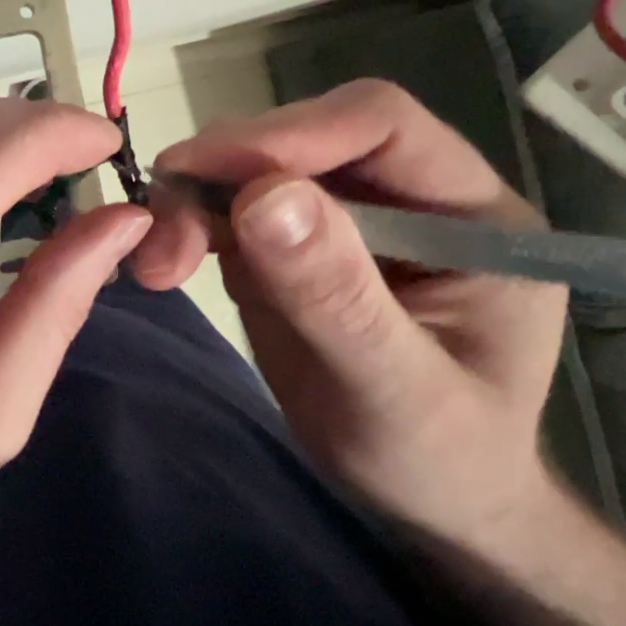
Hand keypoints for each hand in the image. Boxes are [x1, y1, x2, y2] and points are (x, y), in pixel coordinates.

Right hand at [130, 79, 566, 542]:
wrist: (420, 498)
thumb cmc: (437, 457)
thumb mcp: (395, 391)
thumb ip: (336, 295)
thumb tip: (262, 194)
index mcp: (469, 215)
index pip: (381, 128)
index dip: (292, 134)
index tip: (206, 171)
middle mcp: (404, 196)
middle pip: (303, 136)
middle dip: (224, 170)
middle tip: (159, 227)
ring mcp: (342, 216)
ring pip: (251, 165)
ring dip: (191, 198)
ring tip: (156, 260)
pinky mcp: (287, 240)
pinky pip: (224, 205)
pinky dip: (184, 223)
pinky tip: (162, 261)